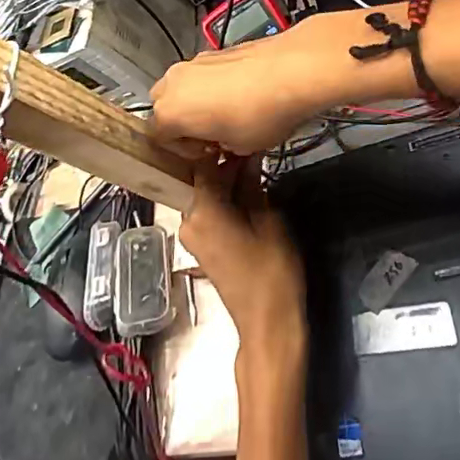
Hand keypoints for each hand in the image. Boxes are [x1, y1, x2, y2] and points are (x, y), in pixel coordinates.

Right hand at [149, 7, 408, 155]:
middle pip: (165, 107)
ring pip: (185, 88)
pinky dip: (214, 86)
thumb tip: (221, 140)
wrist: (292, 70)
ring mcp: (195, 61)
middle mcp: (174, 82)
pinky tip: (244, 97)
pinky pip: (205, 74)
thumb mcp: (237, 148)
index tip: (207, 155)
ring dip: (199, 103)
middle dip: (184, 123)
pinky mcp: (217, 50)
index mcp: (169, 111)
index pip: (157, 138)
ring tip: (231, 117)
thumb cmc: (260, 115)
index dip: (182, 151)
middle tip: (213, 137)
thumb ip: (217, 147)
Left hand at [179, 155, 304, 357]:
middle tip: (255, 151)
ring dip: (227, 183)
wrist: (268, 323)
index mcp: (201, 211)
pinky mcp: (203, 247)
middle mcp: (189, 221)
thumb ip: (252, 185)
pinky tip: (248, 193)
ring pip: (206, 196)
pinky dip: (225, 201)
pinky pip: (210, 213)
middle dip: (226, 165)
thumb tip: (248, 157)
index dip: (223, 148)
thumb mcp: (268, 219)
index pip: (203, 165)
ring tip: (255, 168)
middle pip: (202, 180)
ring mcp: (194, 236)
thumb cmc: (270, 269)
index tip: (243, 136)